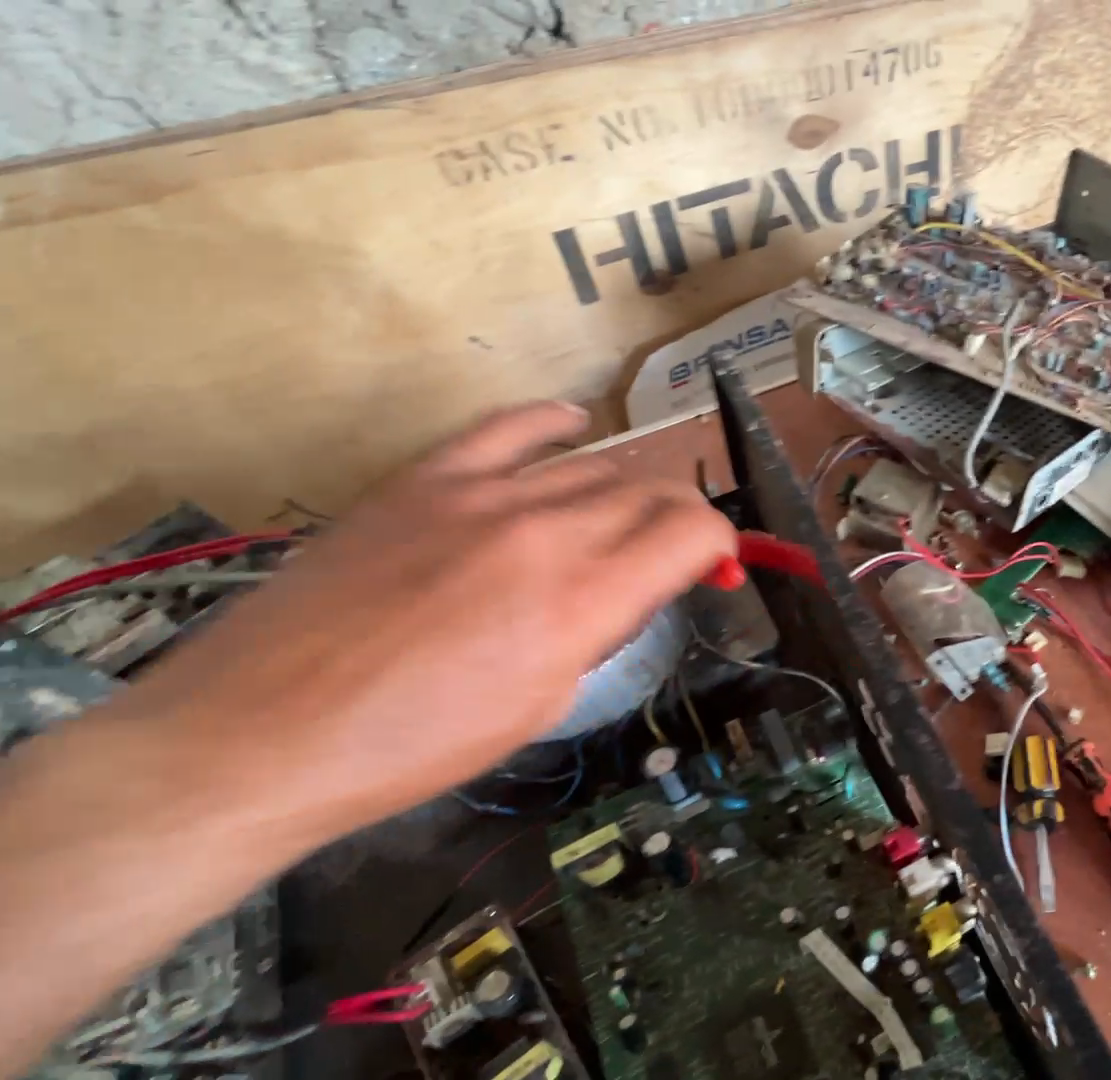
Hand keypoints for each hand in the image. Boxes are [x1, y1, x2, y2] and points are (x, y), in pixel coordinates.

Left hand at [83, 400, 736, 839]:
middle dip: (678, 522)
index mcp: (583, 600)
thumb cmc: (415, 746)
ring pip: (593, 465)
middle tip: (669, 556)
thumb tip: (631, 586)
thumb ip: (602, 629)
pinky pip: (506, 428)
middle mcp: (546, 531)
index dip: (721, 546)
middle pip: (650, 492)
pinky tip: (572, 426)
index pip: (693, 532)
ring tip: (620, 521)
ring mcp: (481, 495)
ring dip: (626, 492)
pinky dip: (552, 423)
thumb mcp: (543, 702)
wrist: (259, 736)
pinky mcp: (422, 481)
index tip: (715, 567)